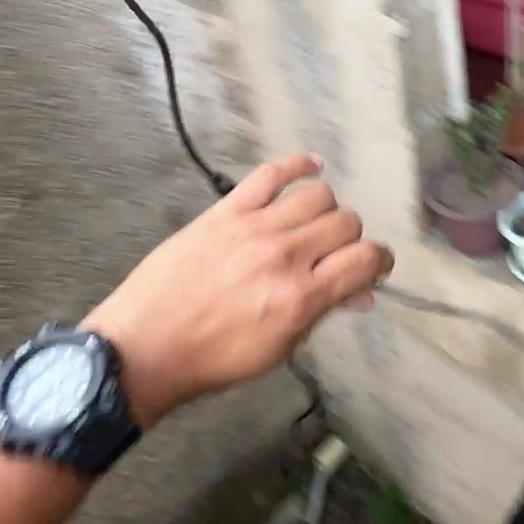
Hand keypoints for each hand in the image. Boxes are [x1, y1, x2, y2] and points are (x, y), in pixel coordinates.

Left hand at [81, 153, 392, 428]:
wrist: (143, 348)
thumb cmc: (212, 359)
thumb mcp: (277, 349)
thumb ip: (324, 313)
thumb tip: (363, 293)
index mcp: (300, 298)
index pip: (365, 259)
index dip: (380, 261)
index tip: (374, 266)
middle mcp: (285, 257)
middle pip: (347, 223)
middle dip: (349, 240)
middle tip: (333, 254)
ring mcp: (255, 228)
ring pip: (320, 195)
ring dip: (325, 210)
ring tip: (312, 225)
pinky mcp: (227, 211)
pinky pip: (272, 172)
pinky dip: (298, 164)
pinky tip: (311, 168)